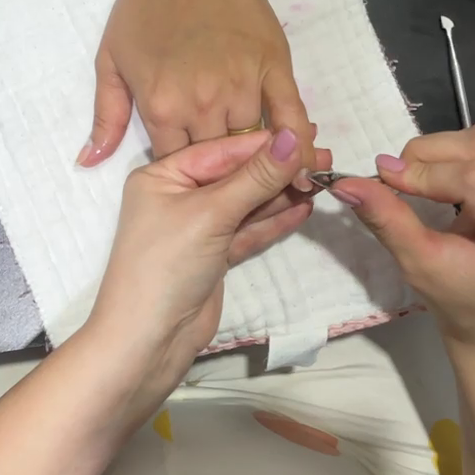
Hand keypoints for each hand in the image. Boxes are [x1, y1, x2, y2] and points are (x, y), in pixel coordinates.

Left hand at [80, 0, 311, 167]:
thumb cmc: (146, 6)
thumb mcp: (111, 60)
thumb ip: (106, 116)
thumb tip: (89, 162)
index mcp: (162, 108)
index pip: (177, 164)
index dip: (183, 171)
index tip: (188, 174)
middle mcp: (203, 104)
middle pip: (217, 162)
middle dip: (220, 173)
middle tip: (224, 176)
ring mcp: (243, 87)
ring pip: (253, 145)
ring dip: (255, 160)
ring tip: (258, 171)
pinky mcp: (275, 69)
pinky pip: (291, 118)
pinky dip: (297, 145)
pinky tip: (302, 165)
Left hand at [85, 128, 327, 400]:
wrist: (148, 339)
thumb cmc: (167, 265)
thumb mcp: (211, 214)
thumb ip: (255, 177)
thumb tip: (294, 138)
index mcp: (162, 175)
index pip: (221, 149)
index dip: (265, 143)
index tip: (308, 135)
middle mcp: (177, 195)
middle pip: (235, 174)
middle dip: (278, 168)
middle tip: (326, 159)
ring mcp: (196, 227)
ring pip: (245, 203)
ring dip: (282, 194)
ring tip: (323, 181)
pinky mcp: (213, 255)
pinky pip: (247, 230)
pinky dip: (274, 221)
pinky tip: (303, 209)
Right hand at [334, 120, 474, 347]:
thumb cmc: (456, 296)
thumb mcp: (417, 263)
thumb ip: (387, 220)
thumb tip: (345, 183)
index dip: (427, 173)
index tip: (383, 176)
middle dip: (429, 155)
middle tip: (395, 176)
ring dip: (443, 148)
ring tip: (419, 175)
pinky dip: (461, 147)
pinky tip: (446, 173)